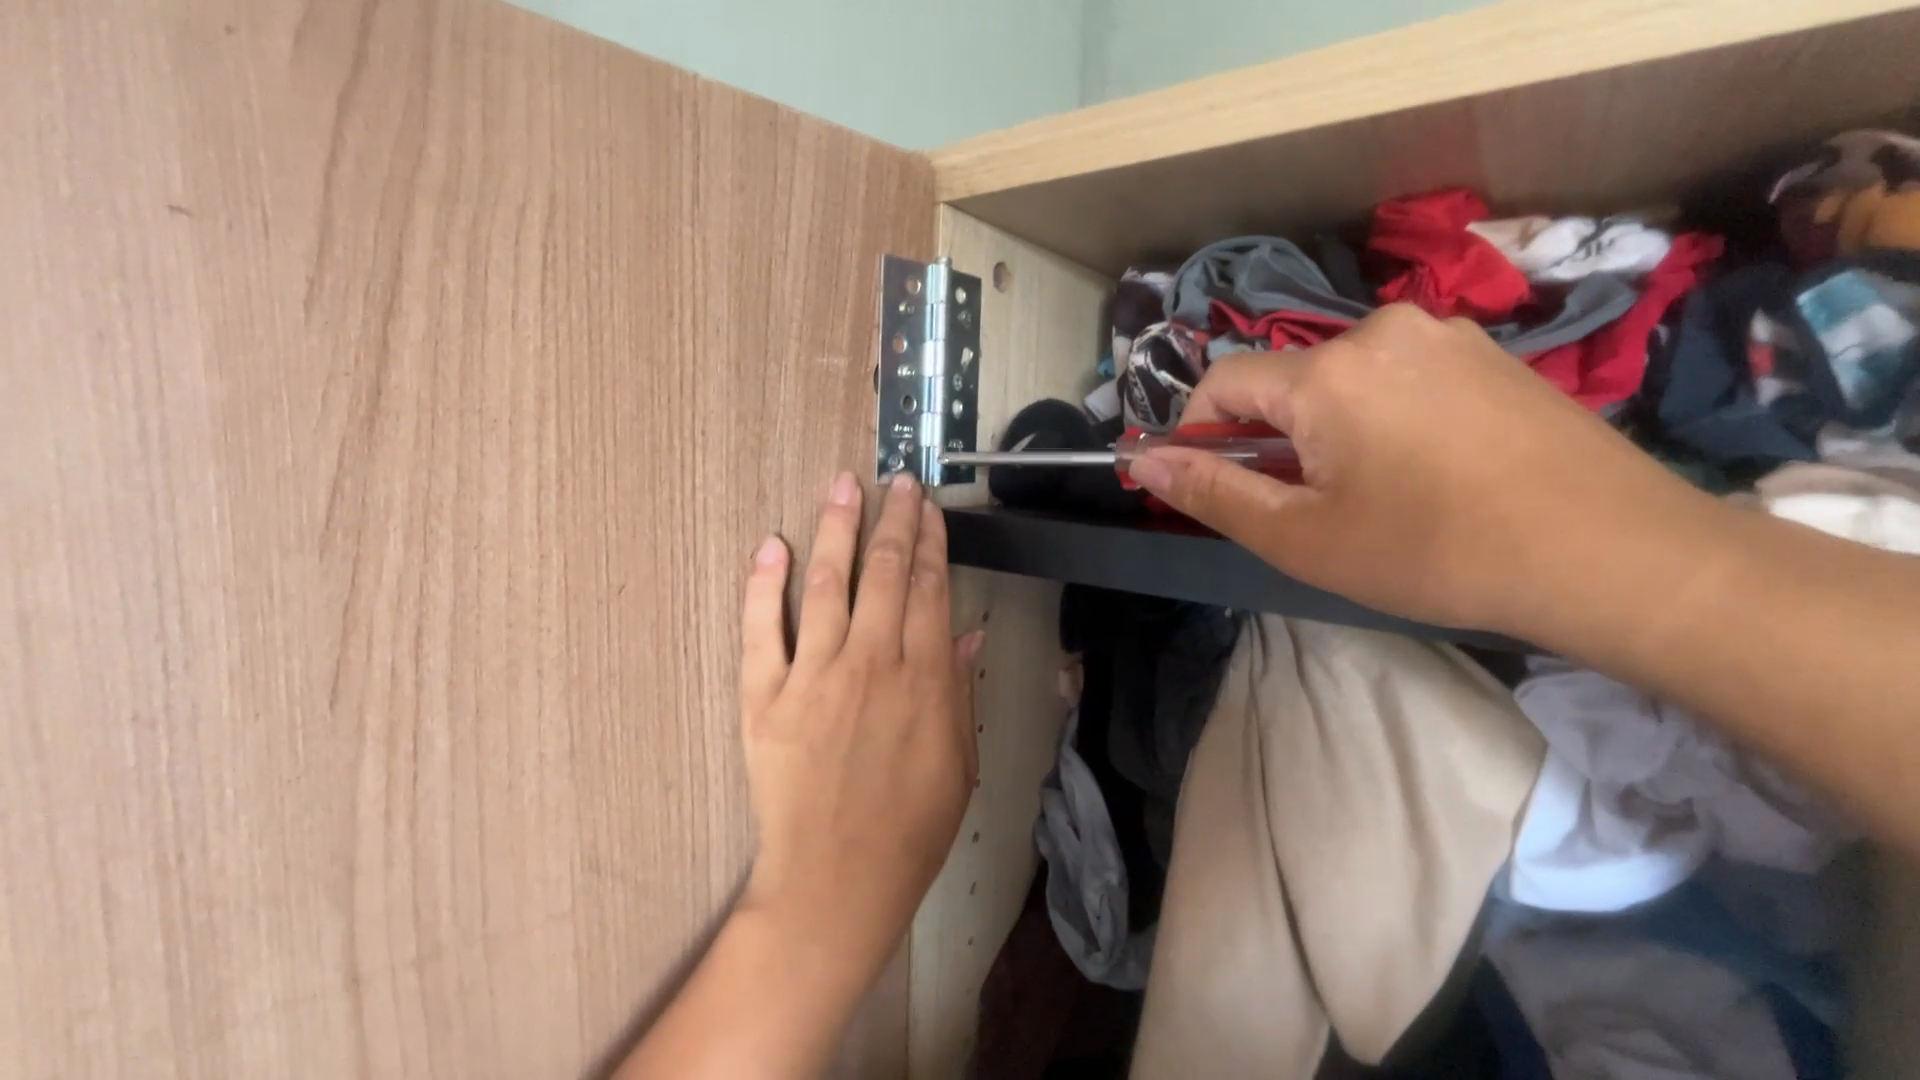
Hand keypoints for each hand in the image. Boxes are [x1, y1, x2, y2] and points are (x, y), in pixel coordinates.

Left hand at [737, 470, 983, 980]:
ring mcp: (814, 676)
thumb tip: (966, 633)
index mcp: (923, 679)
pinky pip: (761, 630)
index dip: (930, 542)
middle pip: (884, 572)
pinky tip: (770, 544)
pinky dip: (762, 584)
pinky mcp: (764, 697)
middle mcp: (870, 662)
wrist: (838, 878)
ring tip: (841, 485)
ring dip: (835, 529)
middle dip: (893, 519)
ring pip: (825, 584)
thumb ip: (960, 691)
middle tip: (896, 481)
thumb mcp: (959, 761)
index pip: (929, 589)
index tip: (929, 509)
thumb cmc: (911, 827)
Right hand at [1126, 304, 1712, 632]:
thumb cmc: (1434, 552)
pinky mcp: (1494, 354)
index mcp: (1327, 372)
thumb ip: (1211, 491)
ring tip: (1372, 493)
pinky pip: (1403, 377)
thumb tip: (1140, 459)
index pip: (1223, 380)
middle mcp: (1381, 330)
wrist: (1610, 553)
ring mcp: (1446, 336)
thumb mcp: (1302, 537)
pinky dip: (1384, 417)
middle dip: (1272, 436)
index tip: (1218, 486)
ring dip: (1329, 427)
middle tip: (1305, 506)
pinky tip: (1426, 471)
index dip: (1199, 432)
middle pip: (1287, 379)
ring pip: (1345, 378)